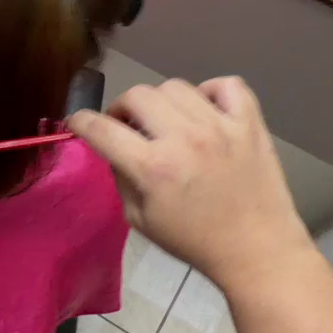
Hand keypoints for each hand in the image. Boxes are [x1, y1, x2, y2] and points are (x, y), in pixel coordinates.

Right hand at [67, 77, 314, 288]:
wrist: (255, 248)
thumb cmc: (190, 240)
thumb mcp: (138, 217)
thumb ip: (121, 176)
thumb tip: (114, 147)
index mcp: (152, 167)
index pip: (102, 129)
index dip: (80, 121)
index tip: (76, 122)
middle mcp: (184, 138)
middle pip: (138, 95)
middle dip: (121, 108)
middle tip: (125, 126)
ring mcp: (221, 126)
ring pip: (175, 86)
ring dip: (159, 101)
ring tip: (164, 122)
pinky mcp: (250, 123)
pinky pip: (226, 84)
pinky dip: (208, 92)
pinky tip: (203, 112)